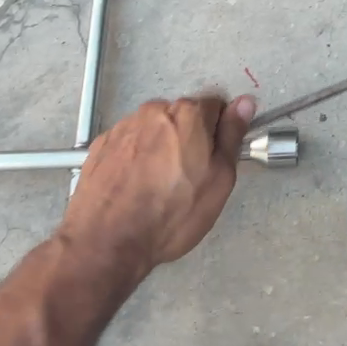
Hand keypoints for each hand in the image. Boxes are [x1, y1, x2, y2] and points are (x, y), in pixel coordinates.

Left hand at [60, 94, 255, 273]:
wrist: (106, 243)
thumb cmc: (171, 215)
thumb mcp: (219, 180)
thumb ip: (232, 135)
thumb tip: (245, 103)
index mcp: (189, 114)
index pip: (216, 107)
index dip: (218, 133)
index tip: (211, 159)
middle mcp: (155, 110)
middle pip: (182, 116)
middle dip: (188, 138)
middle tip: (186, 177)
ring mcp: (125, 126)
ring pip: (154, 129)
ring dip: (159, 147)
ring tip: (156, 186)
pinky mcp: (101, 144)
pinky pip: (129, 143)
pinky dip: (134, 157)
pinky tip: (134, 186)